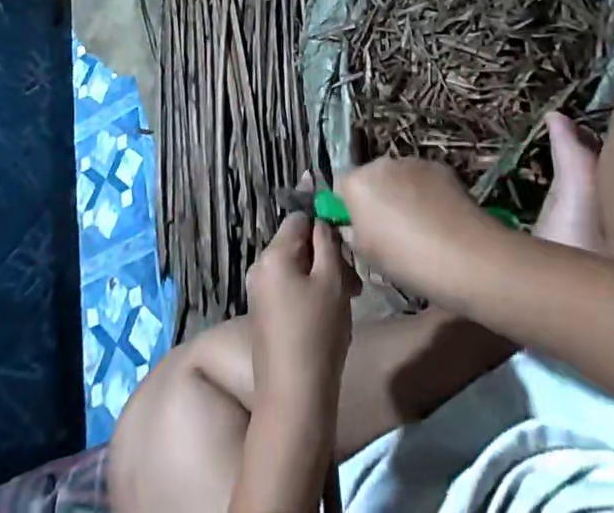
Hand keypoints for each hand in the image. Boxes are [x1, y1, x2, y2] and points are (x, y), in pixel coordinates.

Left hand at [245, 213, 355, 400]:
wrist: (294, 394)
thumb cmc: (317, 332)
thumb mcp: (331, 281)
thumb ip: (328, 244)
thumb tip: (322, 223)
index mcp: (273, 254)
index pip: (299, 220)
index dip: (324, 230)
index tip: (347, 254)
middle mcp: (260, 267)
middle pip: (298, 245)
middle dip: (327, 258)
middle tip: (355, 286)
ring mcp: (258, 291)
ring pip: (296, 269)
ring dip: (323, 278)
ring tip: (346, 303)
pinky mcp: (263, 313)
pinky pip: (289, 289)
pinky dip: (310, 295)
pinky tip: (328, 318)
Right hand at [336, 158, 501, 297]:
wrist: (467, 256)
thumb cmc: (406, 259)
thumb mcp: (367, 255)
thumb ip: (352, 233)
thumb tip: (355, 225)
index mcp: (357, 183)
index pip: (340, 187)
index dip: (348, 208)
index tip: (361, 229)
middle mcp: (382, 164)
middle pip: (370, 178)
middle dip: (376, 198)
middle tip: (390, 231)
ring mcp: (413, 162)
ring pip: (398, 177)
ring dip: (401, 194)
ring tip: (419, 227)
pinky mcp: (441, 167)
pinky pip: (423, 179)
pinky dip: (426, 193)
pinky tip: (439, 219)